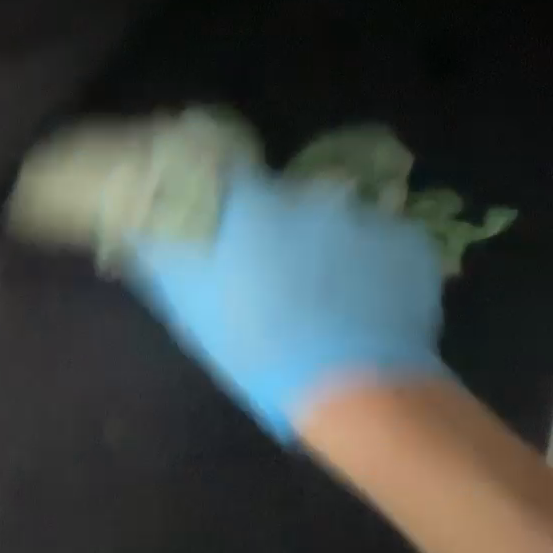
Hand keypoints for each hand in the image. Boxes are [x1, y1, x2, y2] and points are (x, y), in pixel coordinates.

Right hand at [127, 168, 450, 439]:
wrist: (352, 381)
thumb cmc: (251, 342)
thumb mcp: (189, 304)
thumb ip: (167, 257)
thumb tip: (143, 231)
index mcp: (247, 208)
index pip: (220, 172)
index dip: (209, 187)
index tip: (202, 208)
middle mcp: (308, 196)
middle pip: (276, 196)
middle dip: (263, 221)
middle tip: (254, 263)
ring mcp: (365, 216)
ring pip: (326, 217)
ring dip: (311, 239)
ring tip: (304, 285)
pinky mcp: (409, 241)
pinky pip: (371, 237)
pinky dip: (356, 257)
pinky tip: (346, 294)